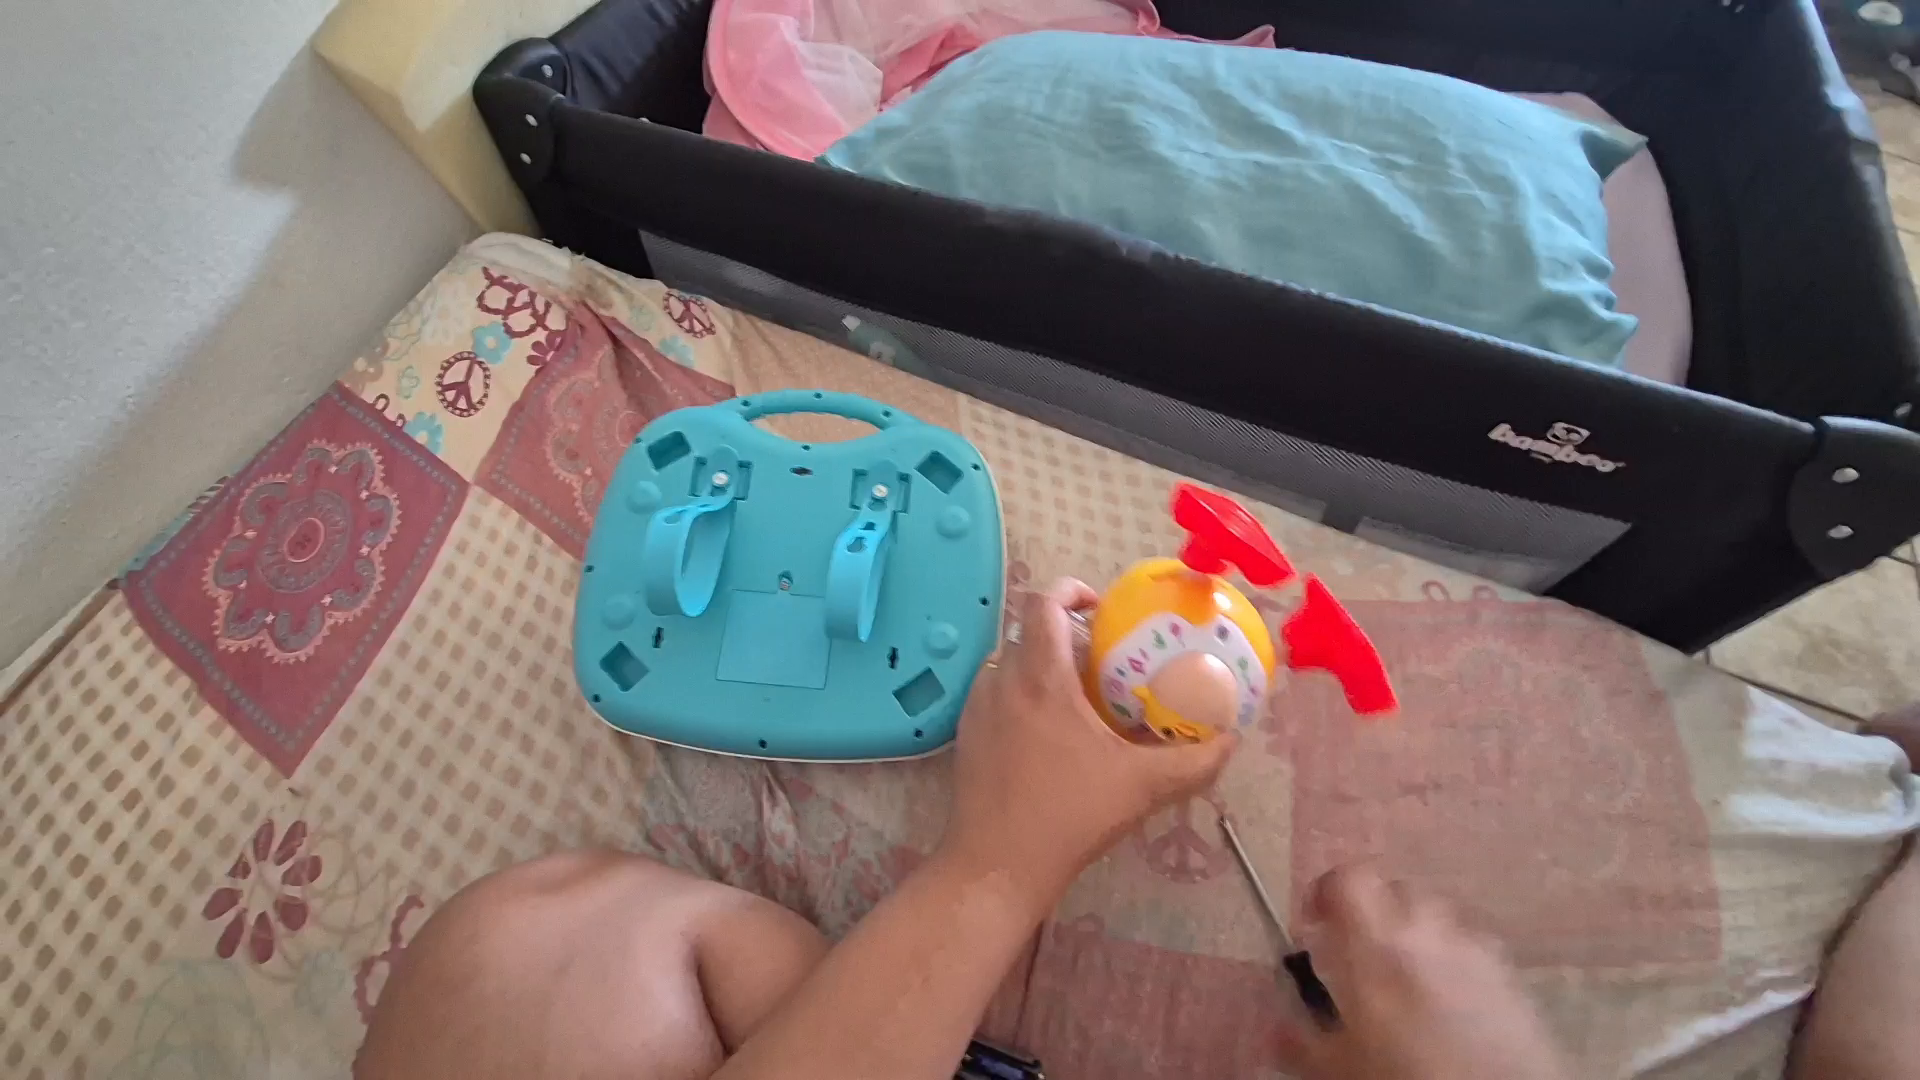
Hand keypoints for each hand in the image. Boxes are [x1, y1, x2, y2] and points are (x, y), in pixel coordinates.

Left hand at [938, 578, 1239, 902]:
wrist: (995, 864)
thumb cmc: (1068, 817)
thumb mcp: (1140, 788)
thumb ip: (1192, 761)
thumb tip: (1231, 740)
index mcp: (1041, 679)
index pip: (1042, 603)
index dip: (1069, 589)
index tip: (1099, 606)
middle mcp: (1001, 680)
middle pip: (1026, 628)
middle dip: (1062, 630)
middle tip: (1098, 656)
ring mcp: (976, 705)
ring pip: (1007, 658)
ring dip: (1038, 660)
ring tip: (1074, 692)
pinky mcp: (964, 730)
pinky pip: (993, 688)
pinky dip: (1018, 689)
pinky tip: (1045, 729)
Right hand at [1282, 865, 1570, 1079]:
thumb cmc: (1406, 1079)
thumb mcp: (1336, 1067)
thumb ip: (1301, 1038)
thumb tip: (1274, 1027)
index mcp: (1375, 942)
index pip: (1347, 878)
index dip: (1326, 889)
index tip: (1315, 921)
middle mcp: (1426, 933)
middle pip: (1396, 888)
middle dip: (1375, 909)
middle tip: (1360, 947)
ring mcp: (1476, 953)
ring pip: (1441, 915)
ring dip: (1419, 931)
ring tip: (1408, 971)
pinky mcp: (1516, 982)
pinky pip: (1478, 950)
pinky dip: (1458, 960)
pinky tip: (1453, 999)